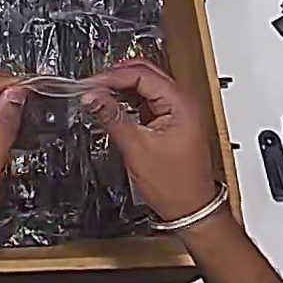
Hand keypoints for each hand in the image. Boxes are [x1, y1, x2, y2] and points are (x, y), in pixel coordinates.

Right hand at [82, 60, 221, 222]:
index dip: (113, 77)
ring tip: (99, 97)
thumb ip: (113, 118)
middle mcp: (182, 101)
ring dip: (121, 88)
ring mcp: (178, 110)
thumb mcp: (137, 148)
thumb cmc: (175, 185)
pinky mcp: (171, 119)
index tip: (92, 85)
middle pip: (145, 73)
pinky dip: (128, 101)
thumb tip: (93, 97)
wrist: (191, 210)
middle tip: (92, 87)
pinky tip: (113, 108)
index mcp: (180, 102)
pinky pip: (147, 100)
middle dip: (116, 78)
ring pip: (145, 85)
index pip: (142, 74)